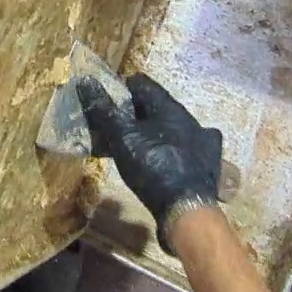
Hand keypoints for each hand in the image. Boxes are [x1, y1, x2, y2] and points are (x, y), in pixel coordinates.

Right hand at [79, 72, 222, 254]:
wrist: (186, 209)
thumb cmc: (152, 167)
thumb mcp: (122, 137)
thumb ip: (104, 110)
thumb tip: (86, 82)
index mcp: (169, 106)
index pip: (141, 83)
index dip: (120, 89)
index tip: (104, 104)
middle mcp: (188, 118)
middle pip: (155, 105)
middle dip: (133, 113)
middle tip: (114, 127)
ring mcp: (200, 141)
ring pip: (169, 126)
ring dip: (151, 130)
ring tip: (133, 144)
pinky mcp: (205, 162)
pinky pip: (183, 146)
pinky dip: (171, 147)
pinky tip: (165, 156)